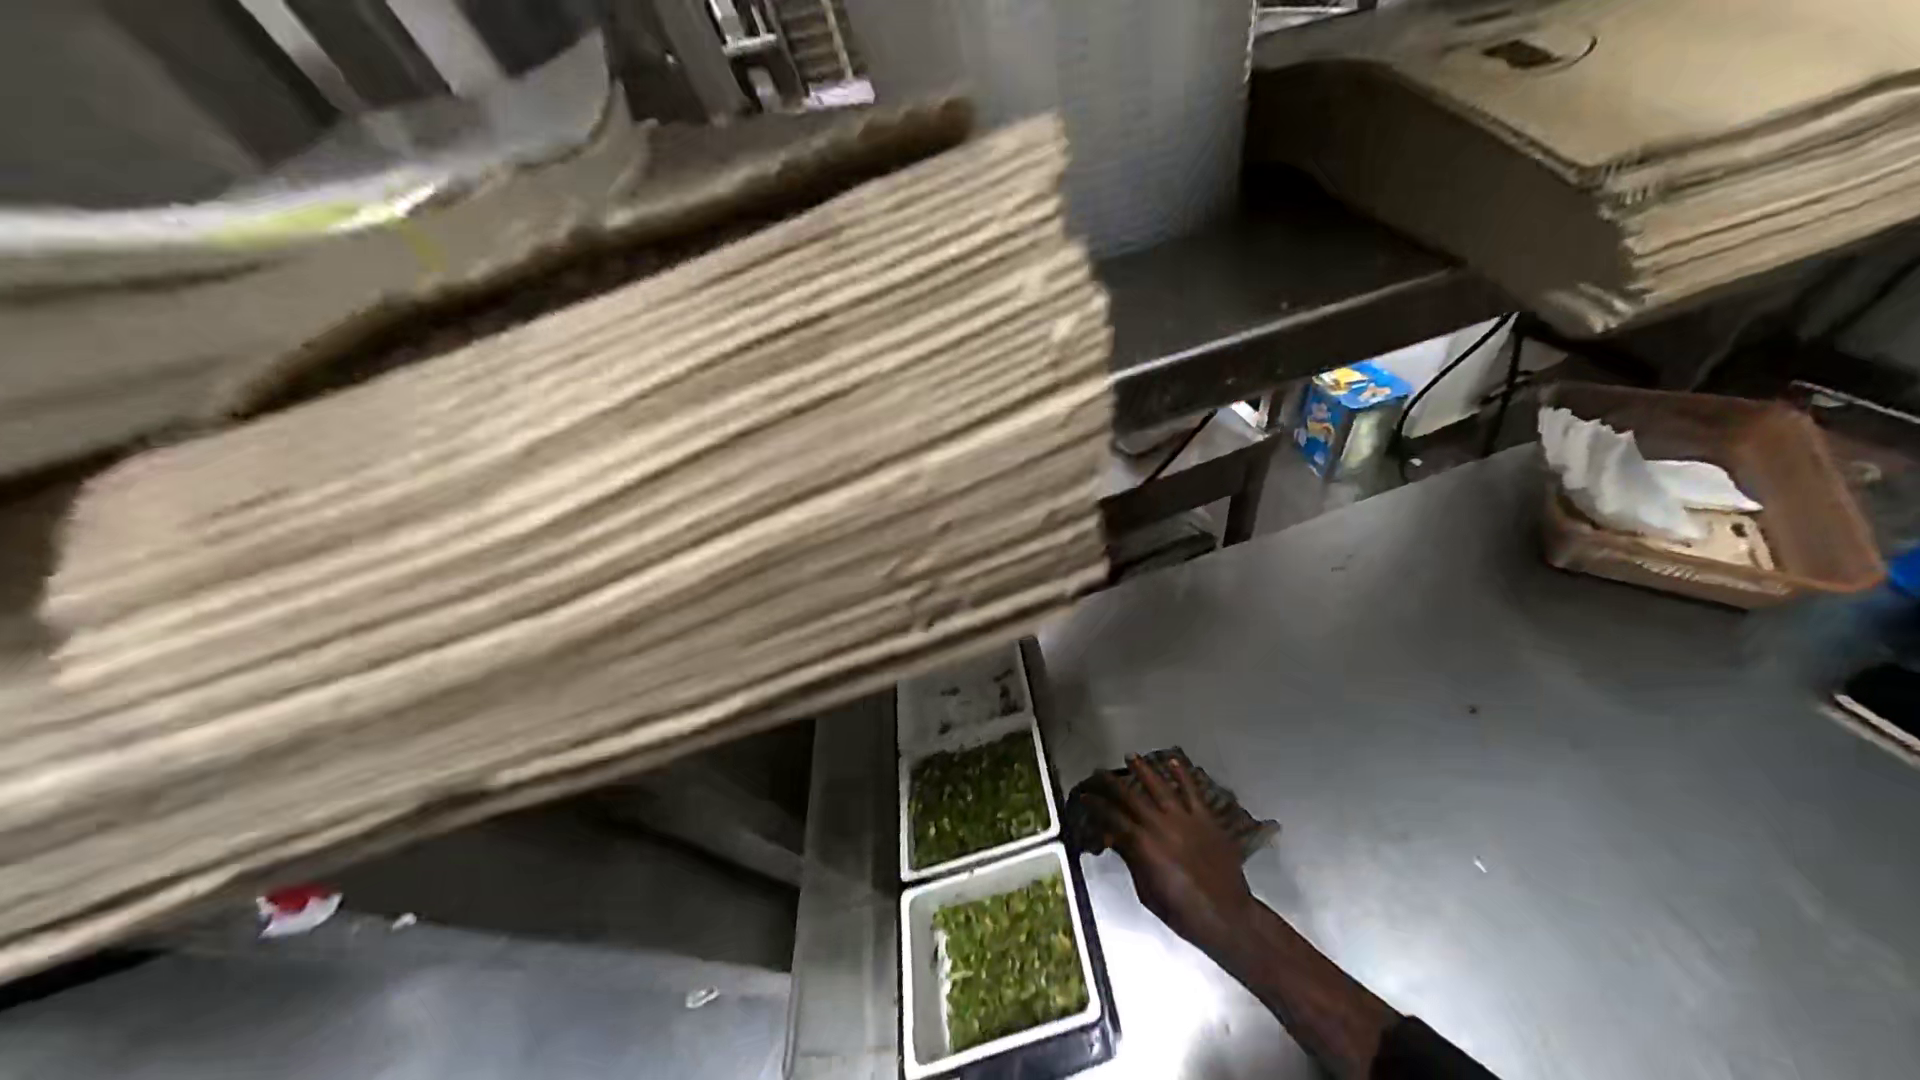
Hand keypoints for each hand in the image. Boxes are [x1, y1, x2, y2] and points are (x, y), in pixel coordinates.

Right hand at [1086, 754, 1257, 957]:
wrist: (1226, 916)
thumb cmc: (1181, 911)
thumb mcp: (1146, 890)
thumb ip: (1130, 858)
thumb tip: (1112, 836)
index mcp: (1143, 844)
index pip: (1112, 817)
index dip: (1096, 805)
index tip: (1086, 797)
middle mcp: (1161, 825)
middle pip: (1131, 796)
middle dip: (1111, 782)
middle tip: (1099, 772)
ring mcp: (1186, 819)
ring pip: (1160, 787)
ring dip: (1144, 770)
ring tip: (1131, 756)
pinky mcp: (1207, 819)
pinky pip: (1193, 792)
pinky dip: (1183, 775)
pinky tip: (1174, 761)